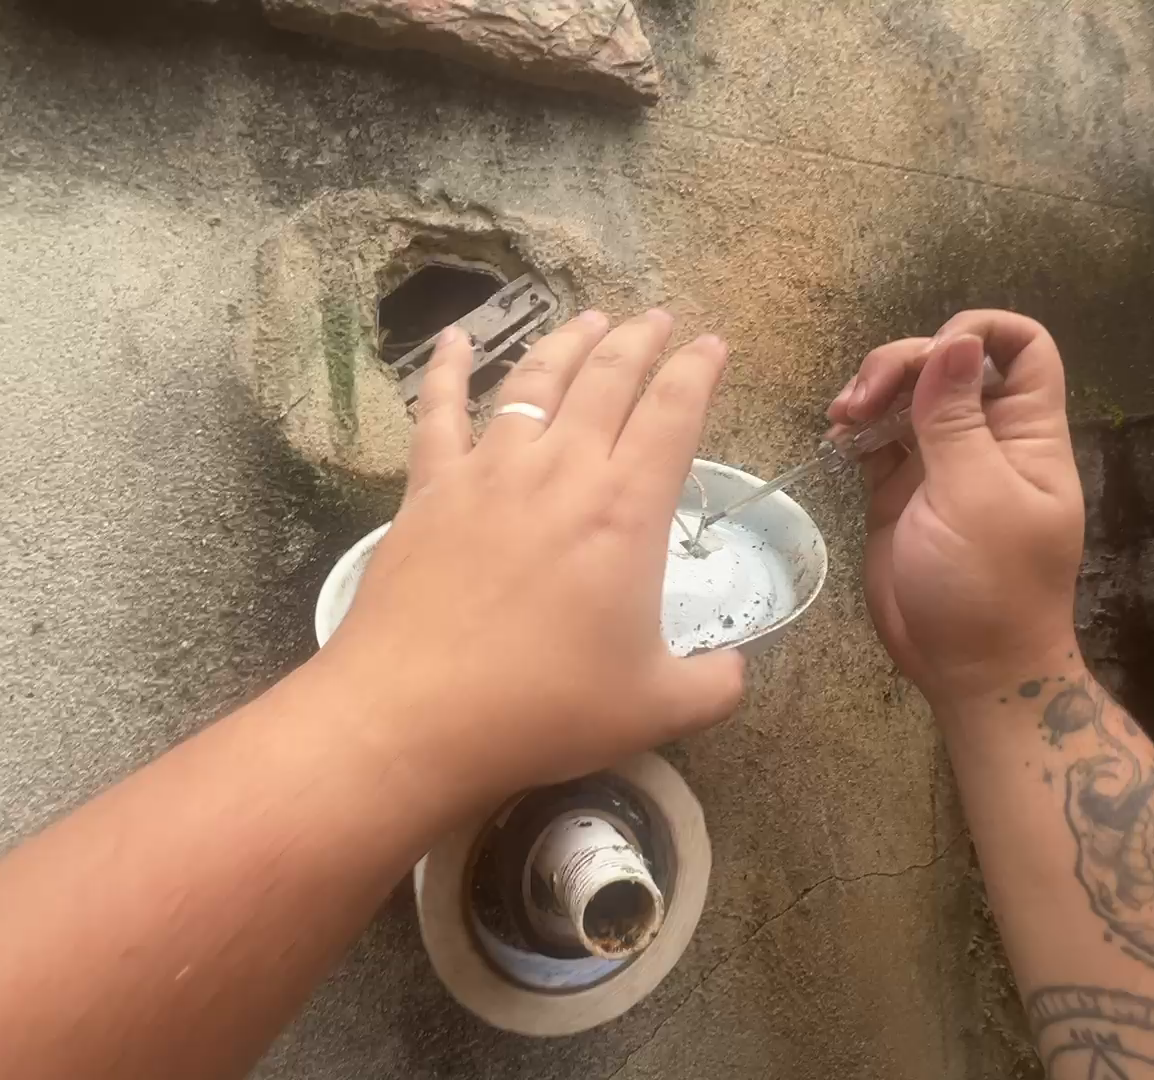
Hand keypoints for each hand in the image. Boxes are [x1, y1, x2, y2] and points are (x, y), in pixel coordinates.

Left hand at [314, 310, 745, 807]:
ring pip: (535, 382)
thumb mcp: (656, 708)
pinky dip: (446, 369)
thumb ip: (714, 685)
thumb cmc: (543, 709)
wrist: (414, 715)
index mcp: (625, 510)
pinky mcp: (429, 489)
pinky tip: (454, 338)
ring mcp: (489, 472)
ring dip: (568, 342)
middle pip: (608, 379)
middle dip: (639, 341)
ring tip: (589, 317)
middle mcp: (561, 470)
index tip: (711, 344)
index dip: (698, 372)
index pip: (674, 414)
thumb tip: (739, 670)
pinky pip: (437, 411)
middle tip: (656, 318)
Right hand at [828, 310, 1084, 710]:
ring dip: (870, 394)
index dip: (978, 333)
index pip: (1021, 348)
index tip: (930, 359)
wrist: (965, 665)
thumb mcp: (974, 498)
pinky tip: (836, 443)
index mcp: (1024, 433)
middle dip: (900, 365)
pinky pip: (876, 440)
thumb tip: (953, 344)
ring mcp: (937, 464)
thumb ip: (956, 421)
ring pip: (905, 397)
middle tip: (859, 402)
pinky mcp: (898, 491)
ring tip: (840, 420)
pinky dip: (855, 432)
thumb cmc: (986, 586)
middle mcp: (982, 438)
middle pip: (946, 364)